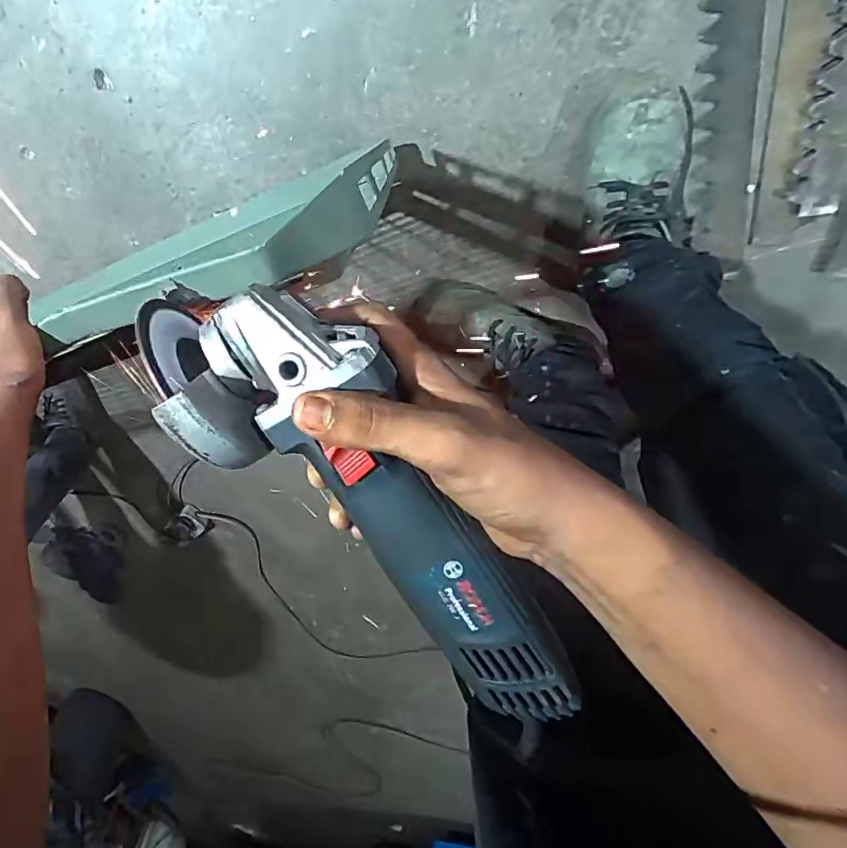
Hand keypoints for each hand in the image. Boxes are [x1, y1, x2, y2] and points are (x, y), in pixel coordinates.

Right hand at [293, 302, 634, 562]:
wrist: (555, 527)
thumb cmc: (506, 469)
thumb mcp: (439, 440)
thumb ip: (376, 423)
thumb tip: (303, 407)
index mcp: (424, 374)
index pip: (375, 325)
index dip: (335, 320)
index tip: (290, 338)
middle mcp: (416, 399)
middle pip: (354, 385)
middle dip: (320, 407)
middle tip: (297, 438)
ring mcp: (418, 438)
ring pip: (359, 434)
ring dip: (336, 459)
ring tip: (326, 490)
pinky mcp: (420, 474)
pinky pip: (375, 473)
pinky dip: (356, 490)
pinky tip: (350, 517)